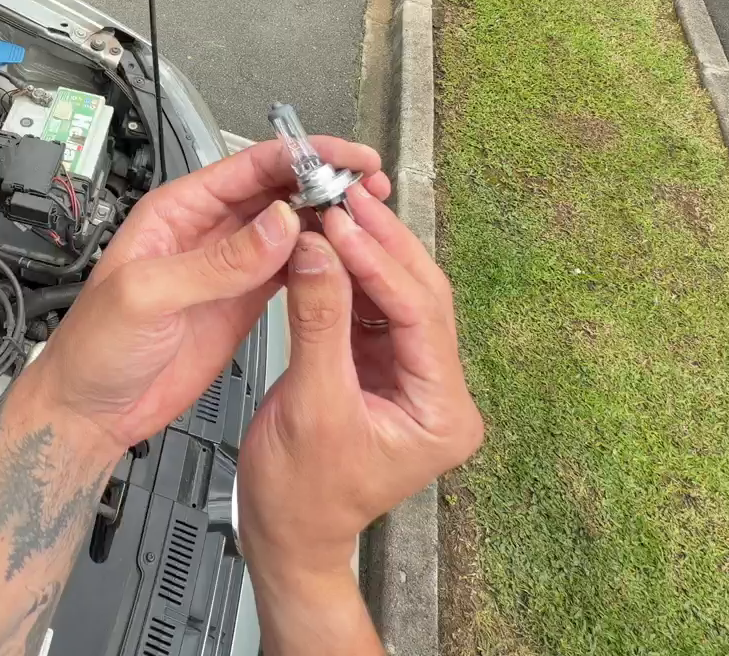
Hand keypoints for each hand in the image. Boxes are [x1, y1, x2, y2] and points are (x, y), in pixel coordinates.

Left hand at [25, 137, 390, 450]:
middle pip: (275, 191)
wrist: (92, 409)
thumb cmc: (96, 346)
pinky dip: (319, 263)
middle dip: (323, 183)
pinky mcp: (243, 300)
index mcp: (177, 211)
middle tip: (371, 187)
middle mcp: (207, 230)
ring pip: (288, 229)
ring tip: (369, 221)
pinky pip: (289, 270)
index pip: (246, 168)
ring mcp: (228, 265)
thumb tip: (280, 224)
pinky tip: (345, 263)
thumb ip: (215, 262)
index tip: (343, 158)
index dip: (299, 156)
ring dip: (327, 222)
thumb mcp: (147, 296)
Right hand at [237, 184, 483, 578]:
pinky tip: (326, 244)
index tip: (341, 221)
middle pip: (420, 294)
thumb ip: (318, 322)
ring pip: (397, 293)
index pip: (421, 314)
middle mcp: (437, 387)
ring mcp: (409, 373)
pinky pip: (369, 305)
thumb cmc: (302, 492)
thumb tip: (318, 248)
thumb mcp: (311, 405)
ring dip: (365, 250)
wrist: (285, 531)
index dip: (379, 262)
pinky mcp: (378, 364)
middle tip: (346, 196)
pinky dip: (347, 272)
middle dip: (382, 243)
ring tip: (335, 208)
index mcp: (442, 409)